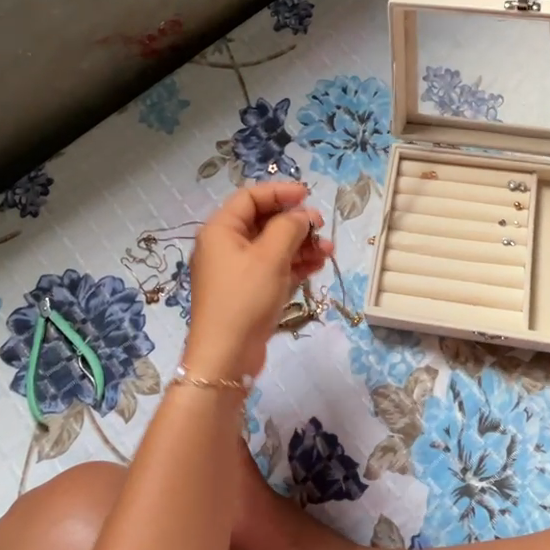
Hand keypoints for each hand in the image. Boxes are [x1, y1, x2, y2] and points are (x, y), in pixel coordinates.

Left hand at [183, 182, 332, 380]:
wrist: (226, 357)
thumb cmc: (245, 298)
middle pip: (263, 222)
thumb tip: (303, 215)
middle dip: (295, 223)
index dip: (279, 192)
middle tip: (321, 228)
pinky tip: (317, 266)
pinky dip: (293, 265)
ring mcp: (236, 271)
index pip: (250, 197)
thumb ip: (290, 227)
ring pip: (272, 247)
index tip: (308, 195)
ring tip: (328, 252)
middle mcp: (225, 246)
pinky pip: (272, 269)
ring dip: (300, 246)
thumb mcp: (270, 256)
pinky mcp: (247, 292)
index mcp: (221, 230)